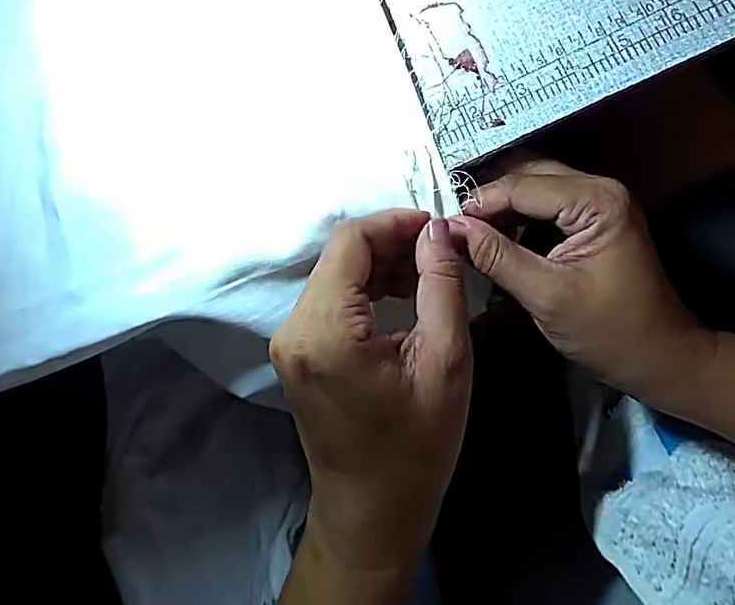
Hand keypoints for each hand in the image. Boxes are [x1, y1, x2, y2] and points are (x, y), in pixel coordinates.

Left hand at [271, 211, 472, 584]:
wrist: (371, 513)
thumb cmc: (416, 448)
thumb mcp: (445, 363)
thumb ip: (440, 285)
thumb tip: (435, 231)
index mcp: (325, 330)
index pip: (350, 241)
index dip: (393, 222)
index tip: (434, 225)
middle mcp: (294, 327)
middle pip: (340, 254)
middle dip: (390, 242)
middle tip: (438, 248)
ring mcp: (290, 338)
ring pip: (336, 272)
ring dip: (380, 263)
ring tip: (428, 270)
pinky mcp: (296, 348)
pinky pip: (331, 297)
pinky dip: (365, 286)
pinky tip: (402, 290)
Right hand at [450, 158, 715, 408]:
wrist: (664, 360)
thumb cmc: (612, 333)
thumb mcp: (547, 297)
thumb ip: (497, 257)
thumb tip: (451, 229)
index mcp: (597, 201)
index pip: (522, 186)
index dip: (480, 203)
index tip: (444, 224)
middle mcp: (599, 187)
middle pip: (526, 174)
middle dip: (487, 197)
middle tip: (453, 225)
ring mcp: (598, 198)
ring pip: (532, 182)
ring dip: (499, 202)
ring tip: (468, 229)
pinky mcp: (592, 213)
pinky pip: (543, 198)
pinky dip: (515, 211)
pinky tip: (494, 233)